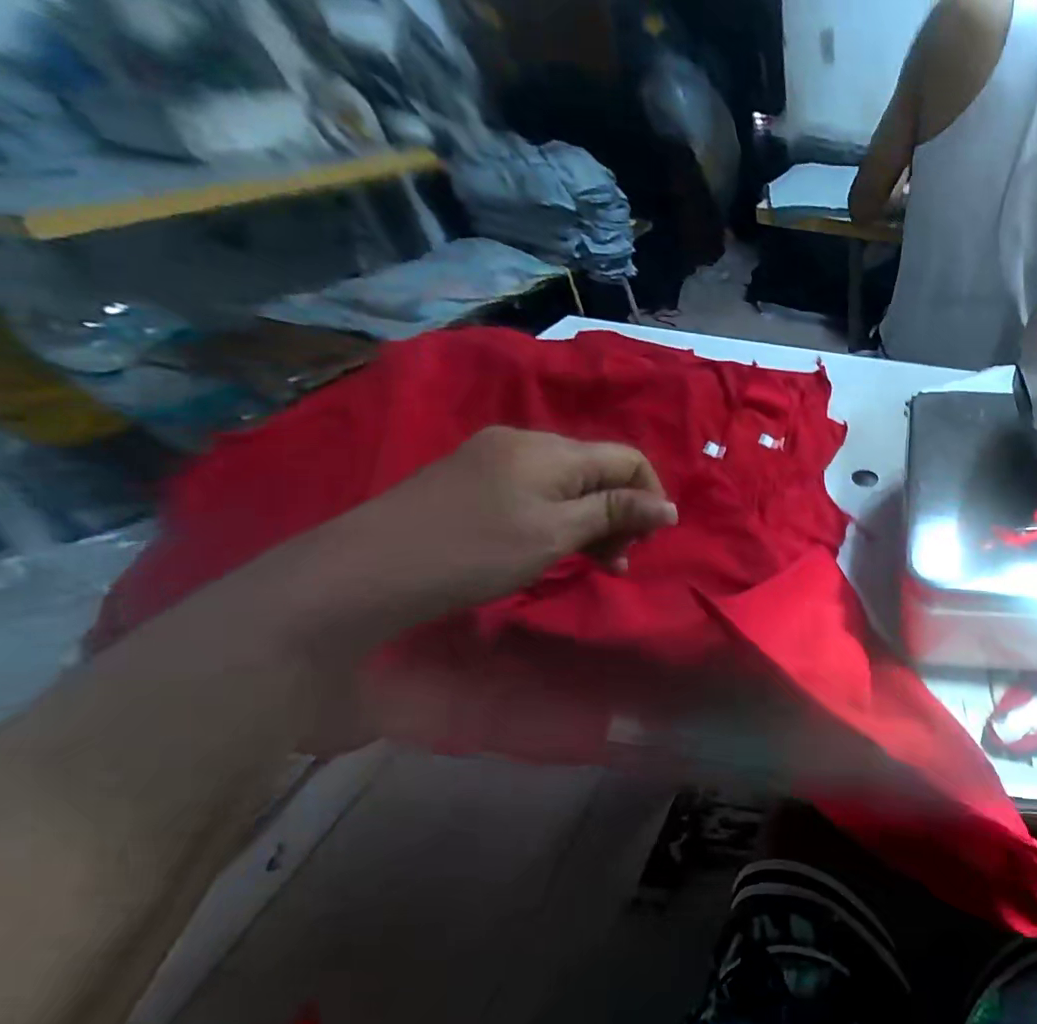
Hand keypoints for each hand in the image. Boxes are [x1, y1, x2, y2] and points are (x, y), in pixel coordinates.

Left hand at [282, 427, 676, 651]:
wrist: (369, 568)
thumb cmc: (476, 551)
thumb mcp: (554, 534)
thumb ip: (613, 514)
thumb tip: (668, 506)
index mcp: (550, 449)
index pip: (624, 458)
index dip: (649, 496)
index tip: (650, 543)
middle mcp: (524, 442)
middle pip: (594, 471)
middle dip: (618, 515)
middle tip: (618, 565)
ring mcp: (492, 459)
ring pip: (563, 485)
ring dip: (588, 522)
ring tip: (591, 566)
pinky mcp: (469, 481)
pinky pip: (532, 493)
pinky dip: (554, 520)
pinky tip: (547, 550)